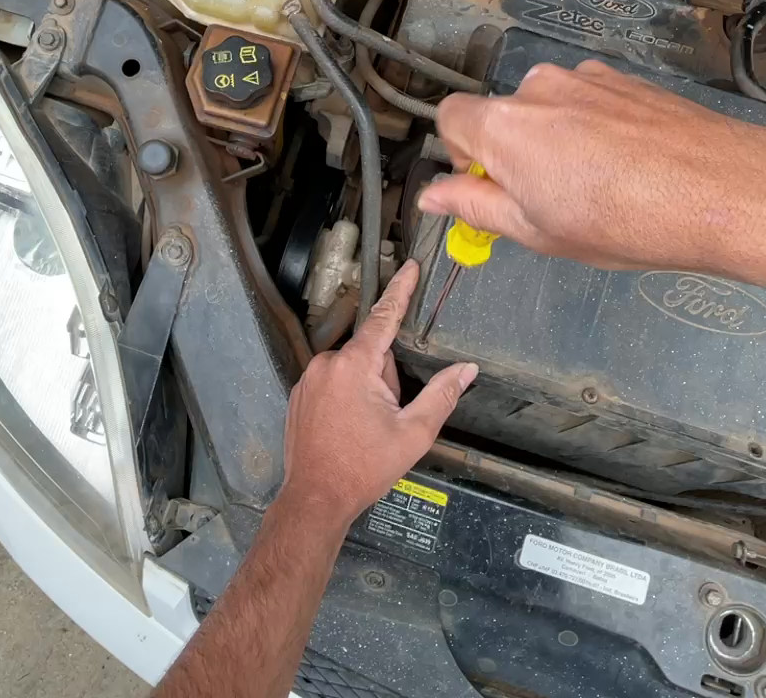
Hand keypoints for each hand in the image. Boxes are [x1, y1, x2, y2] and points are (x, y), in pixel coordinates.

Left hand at [279, 260, 478, 527]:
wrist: (315, 499)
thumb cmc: (362, 468)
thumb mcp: (413, 433)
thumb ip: (441, 395)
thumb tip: (466, 370)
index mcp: (355, 365)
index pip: (384, 317)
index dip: (401, 290)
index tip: (411, 267)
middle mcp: (327, 363)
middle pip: (372, 352)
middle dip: (386, 376)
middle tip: (386, 416)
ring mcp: (309, 377)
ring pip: (353, 368)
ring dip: (366, 387)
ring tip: (364, 427)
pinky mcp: (299, 392)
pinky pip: (333, 380)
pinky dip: (346, 396)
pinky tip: (348, 427)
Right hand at [418, 59, 765, 274]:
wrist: (724, 188)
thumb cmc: (621, 222)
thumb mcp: (536, 230)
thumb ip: (474, 205)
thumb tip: (430, 194)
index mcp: (504, 124)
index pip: (448, 117)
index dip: (462, 155)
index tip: (494, 188)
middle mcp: (537, 86)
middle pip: (500, 114)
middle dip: (512, 152)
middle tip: (552, 198)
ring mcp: (586, 76)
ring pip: (546, 107)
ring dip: (554, 139)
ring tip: (600, 183)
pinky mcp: (625, 77)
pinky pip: (586, 99)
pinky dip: (591, 126)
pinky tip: (629, 162)